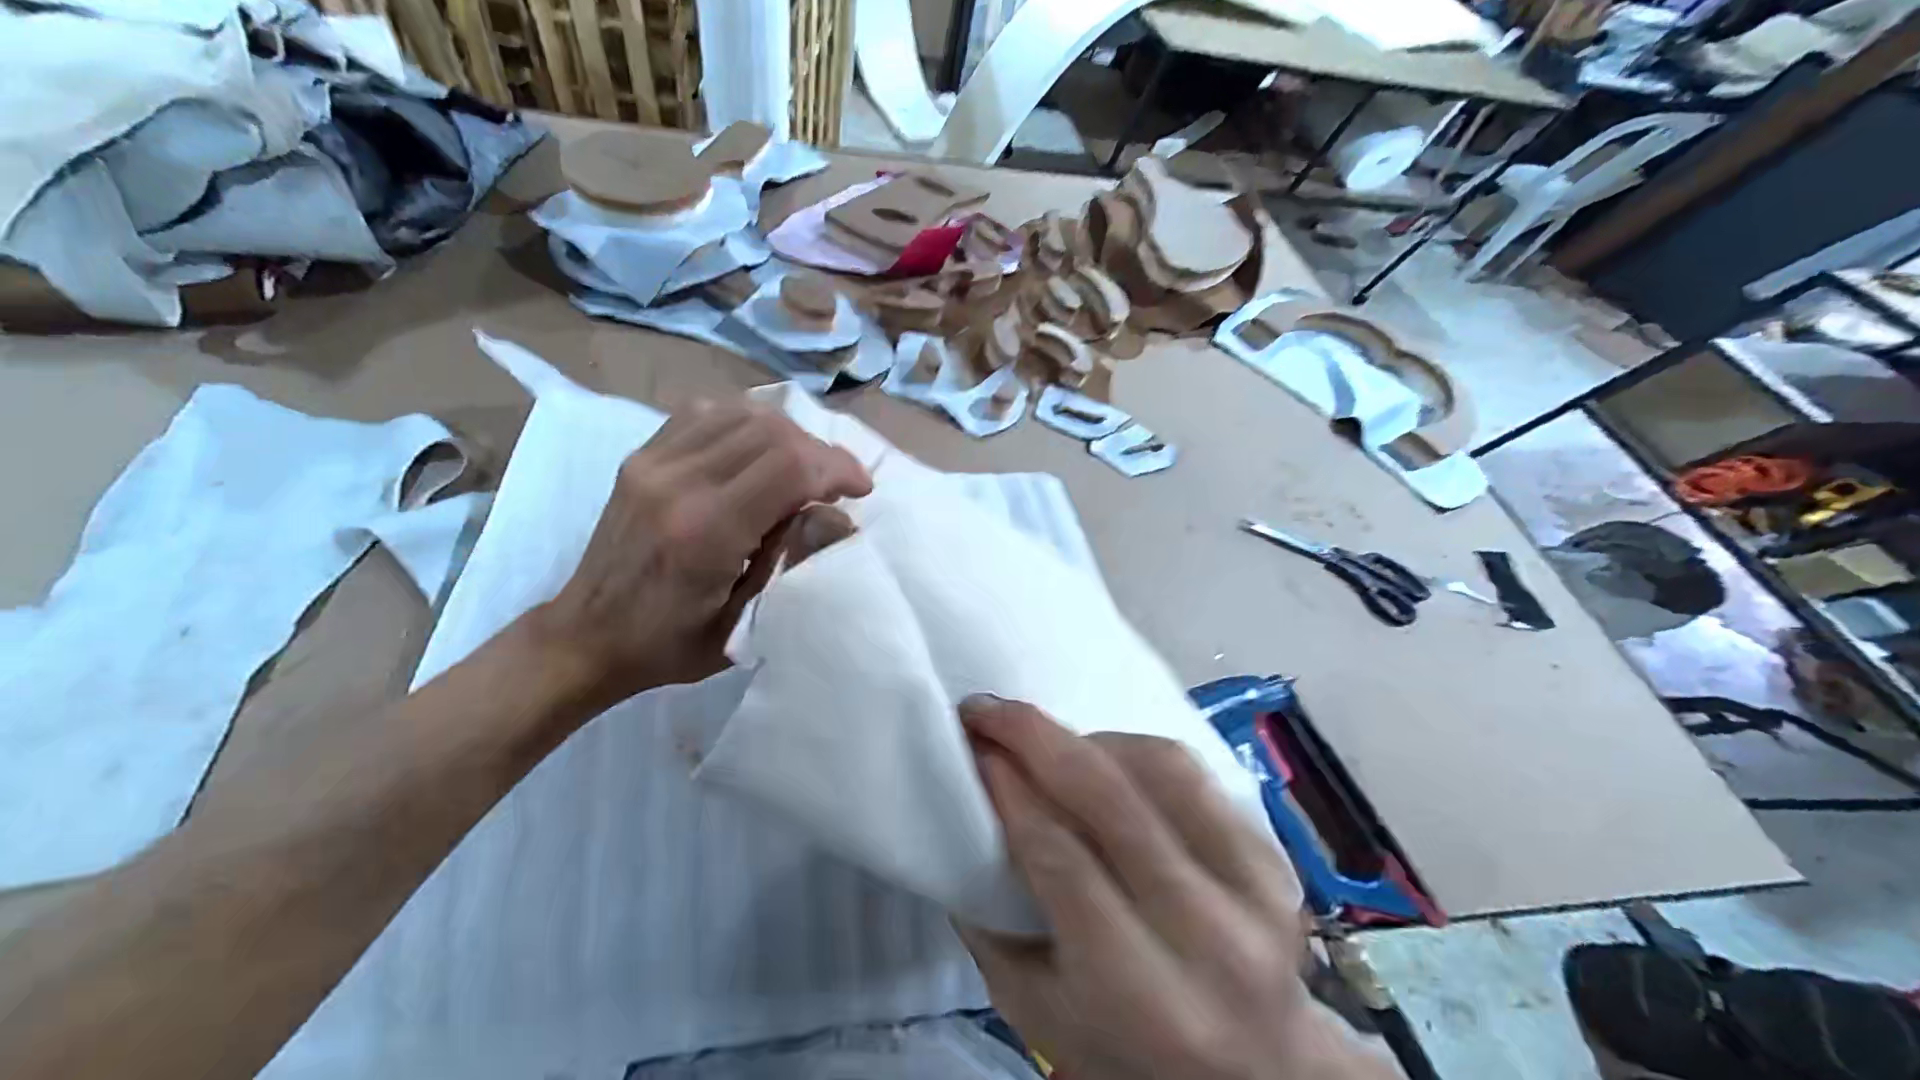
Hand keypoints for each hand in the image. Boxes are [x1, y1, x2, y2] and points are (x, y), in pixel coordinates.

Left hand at [529, 399, 870, 705]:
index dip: (837, 466)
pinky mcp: (641, 455)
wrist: (587, 636)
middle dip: (819, 452)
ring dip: (786, 435)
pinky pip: (706, 413)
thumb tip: (840, 516)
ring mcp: (653, 462)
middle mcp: (678, 482)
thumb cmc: (670, 644)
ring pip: (742, 413)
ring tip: (801, 467)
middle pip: (771, 431)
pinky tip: (757, 451)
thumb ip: (793, 561)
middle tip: (835, 483)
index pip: (789, 465)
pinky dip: (746, 424)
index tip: (860, 489)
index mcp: (706, 532)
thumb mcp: (744, 624)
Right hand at [958, 698, 1391, 1079]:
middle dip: (1034, 737)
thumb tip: (967, 818)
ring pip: (1158, 767)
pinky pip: (1192, 771)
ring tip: (1042, 740)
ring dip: (1085, 738)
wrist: (1261, 1071)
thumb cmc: (1131, 1053)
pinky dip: (1134, 748)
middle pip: (1110, 798)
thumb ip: (992, 924)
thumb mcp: (1039, 1016)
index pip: (1061, 856)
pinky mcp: (1272, 854)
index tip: (971, 748)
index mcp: (1141, 991)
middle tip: (987, 711)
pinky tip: (1100, 756)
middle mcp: (1207, 932)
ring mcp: (1253, 886)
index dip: (1008, 789)